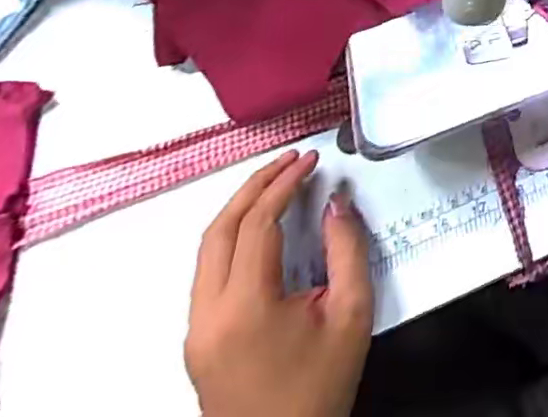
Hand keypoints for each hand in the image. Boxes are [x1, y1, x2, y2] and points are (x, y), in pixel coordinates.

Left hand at [185, 149, 373, 416]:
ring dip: (241, 208)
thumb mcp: (351, 313)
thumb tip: (336, 204)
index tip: (311, 160)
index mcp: (244, 306)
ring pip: (207, 250)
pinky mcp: (198, 340)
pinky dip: (233, 236)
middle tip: (292, 160)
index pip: (256, 224)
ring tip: (278, 182)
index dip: (284, 184)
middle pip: (219, 230)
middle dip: (255, 185)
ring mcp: (195, 330)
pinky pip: (209, 271)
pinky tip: (261, 226)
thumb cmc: (321, 387)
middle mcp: (207, 314)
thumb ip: (346, 250)